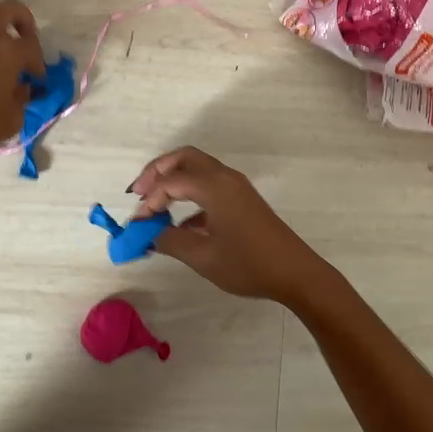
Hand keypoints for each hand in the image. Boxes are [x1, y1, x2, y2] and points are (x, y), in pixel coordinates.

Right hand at [127, 147, 332, 303]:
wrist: (295, 272)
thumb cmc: (248, 264)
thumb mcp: (204, 257)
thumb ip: (170, 241)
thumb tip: (148, 234)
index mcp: (214, 186)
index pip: (171, 181)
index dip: (149, 199)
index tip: (137, 223)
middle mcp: (224, 177)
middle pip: (184, 158)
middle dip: (157, 172)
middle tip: (138, 193)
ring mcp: (235, 186)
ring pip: (197, 169)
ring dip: (173, 181)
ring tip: (154, 206)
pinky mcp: (241, 199)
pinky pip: (208, 186)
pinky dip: (189, 195)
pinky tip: (179, 225)